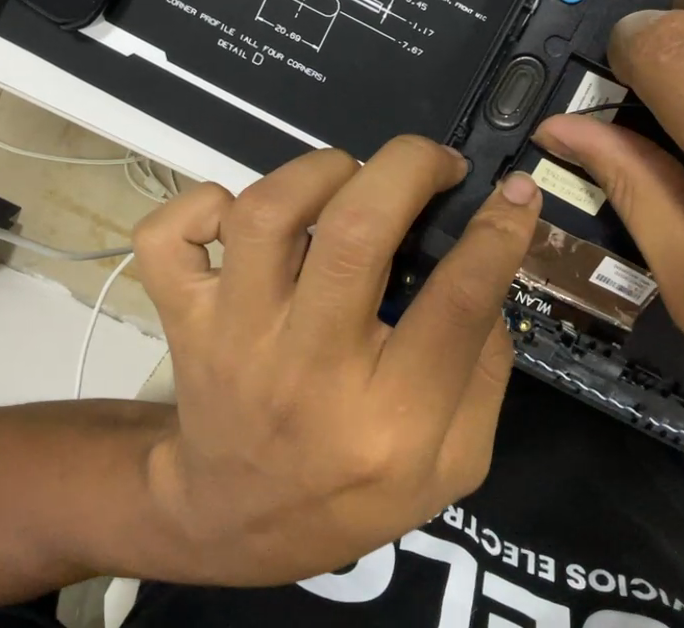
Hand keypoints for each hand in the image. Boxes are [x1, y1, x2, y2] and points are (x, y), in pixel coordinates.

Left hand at [131, 135, 543, 586]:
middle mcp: (309, 370)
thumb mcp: (453, 462)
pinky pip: (169, 237)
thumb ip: (485, 368)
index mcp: (391, 418)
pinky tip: (241, 214)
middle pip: (356, 233)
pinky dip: (202, 202)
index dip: (497, 230)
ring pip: (266, 215)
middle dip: (409, 167)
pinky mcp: (184, 319)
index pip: (456, 302)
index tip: (513, 191)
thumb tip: (486, 261)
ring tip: (349, 180)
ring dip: (319, 171)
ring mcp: (235, 340)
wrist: (232, 519)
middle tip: (433, 163)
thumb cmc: (352, 491)